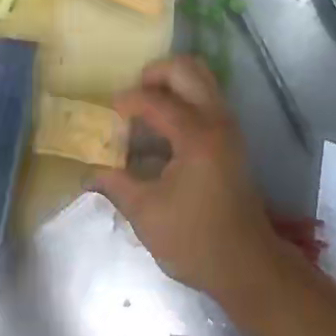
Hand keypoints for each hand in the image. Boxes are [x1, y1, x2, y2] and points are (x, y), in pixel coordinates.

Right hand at [91, 57, 285, 303]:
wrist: (246, 266)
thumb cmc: (195, 240)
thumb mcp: (147, 214)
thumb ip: (116, 185)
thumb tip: (88, 173)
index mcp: (196, 136)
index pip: (157, 100)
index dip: (129, 100)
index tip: (109, 111)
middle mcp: (216, 120)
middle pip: (187, 69)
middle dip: (156, 74)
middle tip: (133, 95)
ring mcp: (228, 125)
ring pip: (202, 77)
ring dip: (173, 81)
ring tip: (147, 106)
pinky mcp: (232, 136)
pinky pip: (208, 94)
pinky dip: (185, 95)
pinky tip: (165, 125)